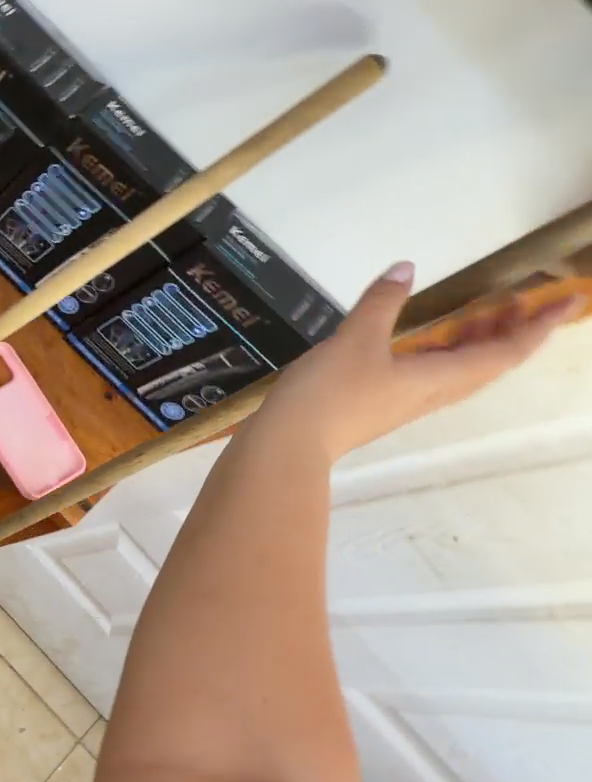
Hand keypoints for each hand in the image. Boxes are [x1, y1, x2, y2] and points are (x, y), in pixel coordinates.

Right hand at [255, 260, 580, 459]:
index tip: (566, 301)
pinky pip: (424, 381)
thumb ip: (379, 303)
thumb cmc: (328, 393)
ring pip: (454, 374)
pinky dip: (435, 359)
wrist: (285, 445)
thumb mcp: (354, 340)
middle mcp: (430, 394)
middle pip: (485, 365)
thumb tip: (404, 269)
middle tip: (509, 303)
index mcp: (439, 376)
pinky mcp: (373, 412)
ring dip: (468, 347)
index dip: (538, 325)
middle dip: (504, 333)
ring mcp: (401, 406)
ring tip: (463, 321)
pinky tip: (409, 349)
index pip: (506, 351)